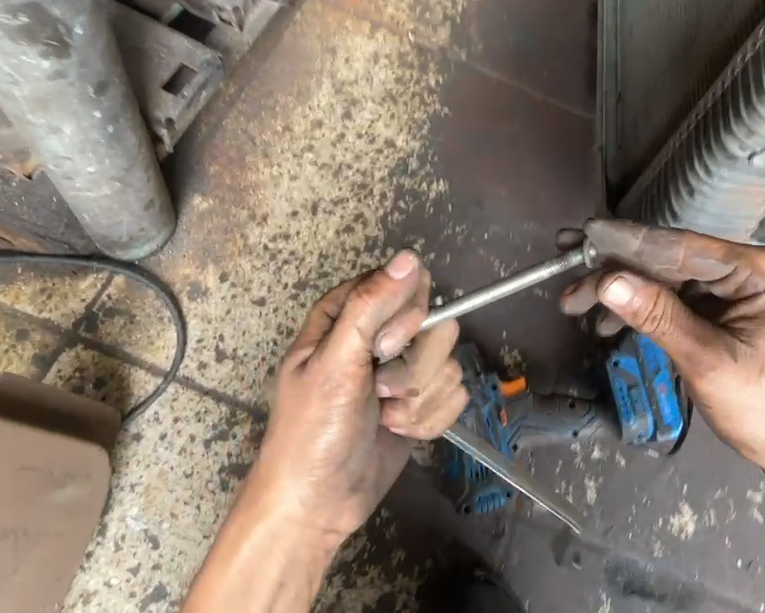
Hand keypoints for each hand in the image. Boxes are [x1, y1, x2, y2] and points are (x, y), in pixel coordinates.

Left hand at [246, 250, 468, 546]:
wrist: (316, 506)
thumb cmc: (311, 432)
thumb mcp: (335, 363)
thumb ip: (372, 306)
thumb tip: (409, 256)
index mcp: (348, 314)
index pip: (403, 282)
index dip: (404, 313)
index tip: (386, 345)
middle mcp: (377, 336)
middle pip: (434, 322)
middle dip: (413, 365)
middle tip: (378, 388)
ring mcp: (402, 370)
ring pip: (446, 361)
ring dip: (417, 398)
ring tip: (384, 418)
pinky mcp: (420, 402)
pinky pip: (453, 394)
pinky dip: (427, 420)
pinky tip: (396, 431)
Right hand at [558, 219, 764, 482]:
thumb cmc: (764, 409)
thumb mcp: (707, 362)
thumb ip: (658, 317)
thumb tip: (608, 282)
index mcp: (757, 269)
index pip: (682, 248)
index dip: (629, 241)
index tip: (585, 233)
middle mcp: (744, 266)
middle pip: (667, 259)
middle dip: (616, 267)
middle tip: (566, 258)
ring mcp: (730, 286)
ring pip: (663, 277)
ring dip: (620, 290)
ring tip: (573, 301)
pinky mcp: (718, 306)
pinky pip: (671, 297)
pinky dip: (639, 308)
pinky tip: (606, 320)